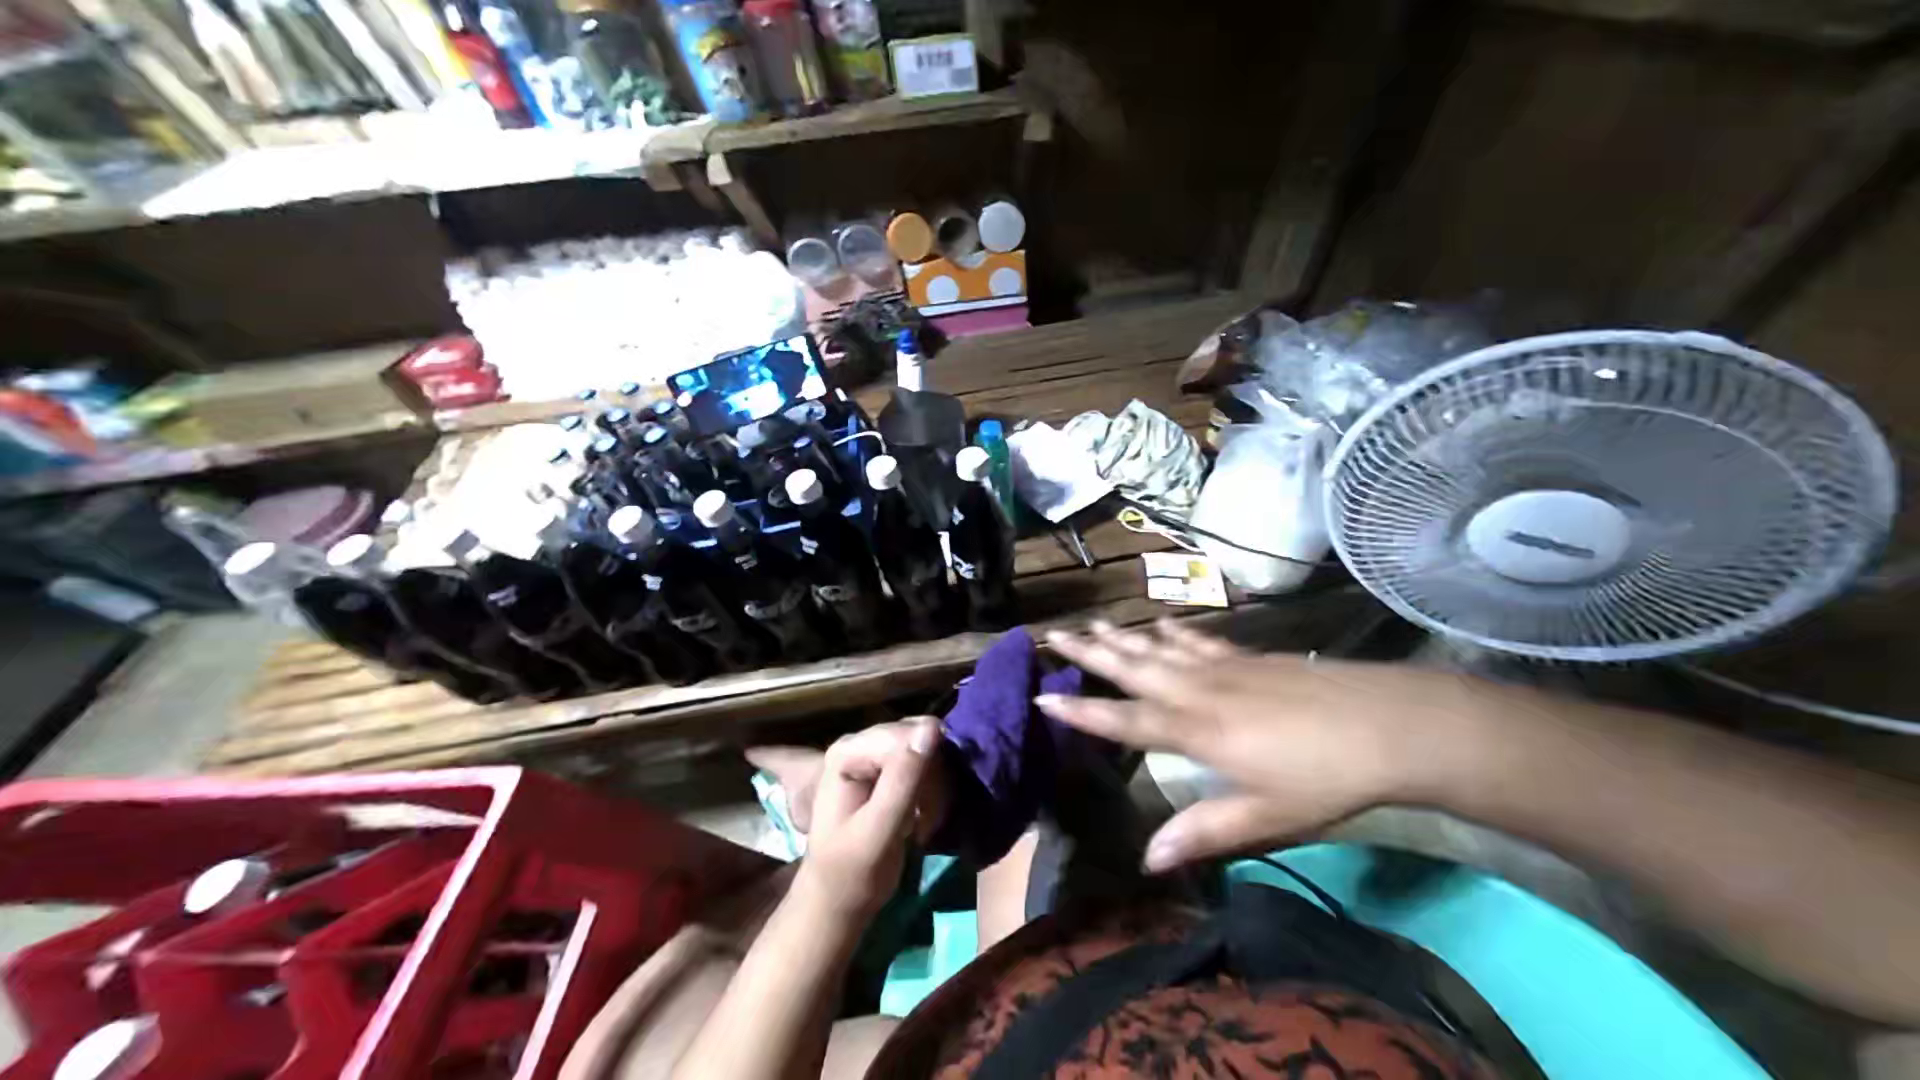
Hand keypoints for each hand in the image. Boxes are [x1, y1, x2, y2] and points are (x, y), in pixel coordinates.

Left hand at [792, 717, 939, 922]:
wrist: (840, 899)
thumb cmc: (852, 871)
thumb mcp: (879, 830)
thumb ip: (903, 778)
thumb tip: (931, 727)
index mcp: (848, 751)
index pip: (907, 736)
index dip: (925, 770)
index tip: (924, 814)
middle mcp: (860, 742)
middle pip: (919, 739)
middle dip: (930, 780)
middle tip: (924, 820)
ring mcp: (875, 753)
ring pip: (928, 751)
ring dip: (934, 790)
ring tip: (921, 823)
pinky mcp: (889, 767)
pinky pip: (927, 764)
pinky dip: (932, 793)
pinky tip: (922, 817)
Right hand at [1037, 619, 1523, 871]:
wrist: (1389, 724)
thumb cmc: (1325, 778)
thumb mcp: (1265, 816)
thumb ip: (1203, 832)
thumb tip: (1147, 858)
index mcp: (1196, 731)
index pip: (1124, 720)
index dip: (1081, 710)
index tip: (1042, 696)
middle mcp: (1199, 691)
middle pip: (1134, 668)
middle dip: (1090, 653)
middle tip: (1053, 634)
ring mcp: (1225, 668)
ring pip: (1160, 648)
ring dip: (1123, 636)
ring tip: (1092, 623)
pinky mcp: (1250, 656)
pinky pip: (1200, 640)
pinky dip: (1175, 631)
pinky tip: (1161, 623)